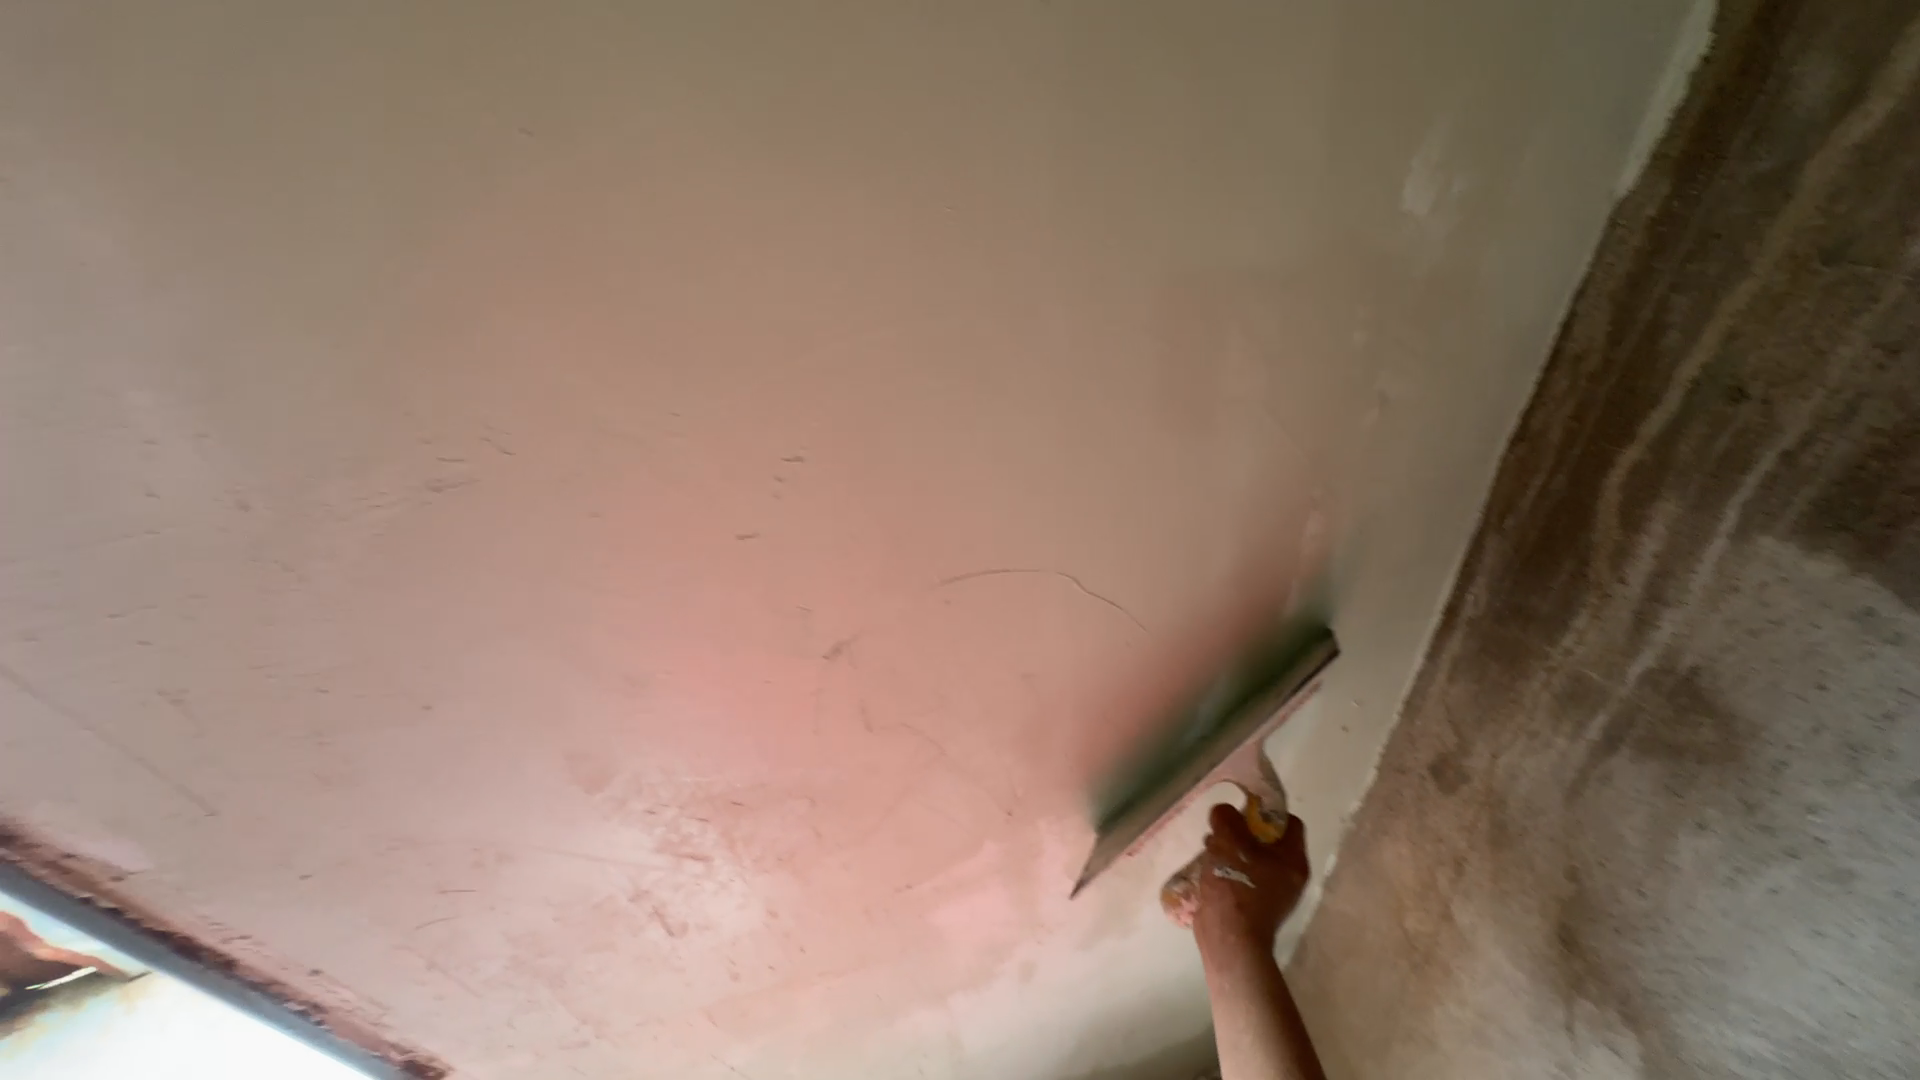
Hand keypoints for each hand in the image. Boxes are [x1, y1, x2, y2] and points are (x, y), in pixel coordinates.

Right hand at [1193, 803, 1309, 948]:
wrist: (1229, 938)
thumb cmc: (1236, 886)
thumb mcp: (1230, 842)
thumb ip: (1227, 818)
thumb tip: (1224, 811)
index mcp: (1293, 860)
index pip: (1289, 823)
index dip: (1266, 811)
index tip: (1242, 810)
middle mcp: (1289, 875)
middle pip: (1267, 839)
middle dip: (1241, 830)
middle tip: (1220, 830)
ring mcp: (1273, 892)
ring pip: (1252, 856)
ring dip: (1230, 848)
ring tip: (1210, 850)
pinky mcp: (1255, 904)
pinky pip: (1244, 874)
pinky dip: (1228, 867)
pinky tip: (1209, 868)